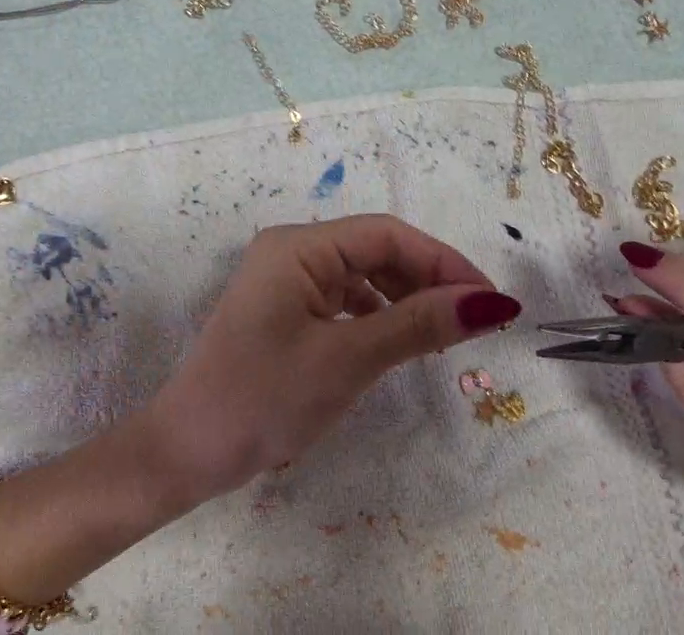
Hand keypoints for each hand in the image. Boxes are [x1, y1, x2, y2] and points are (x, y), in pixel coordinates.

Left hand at [144, 214, 519, 504]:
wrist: (190, 449)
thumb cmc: (265, 398)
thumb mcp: (348, 360)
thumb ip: (419, 325)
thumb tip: (492, 303)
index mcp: (297, 246)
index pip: (387, 234)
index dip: (444, 262)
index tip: (492, 303)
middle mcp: (289, 252)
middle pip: (375, 251)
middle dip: (427, 281)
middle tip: (474, 325)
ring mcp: (283, 282)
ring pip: (362, 276)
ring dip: (405, 299)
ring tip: (442, 336)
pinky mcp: (283, 312)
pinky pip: (343, 301)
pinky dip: (377, 317)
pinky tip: (398, 343)